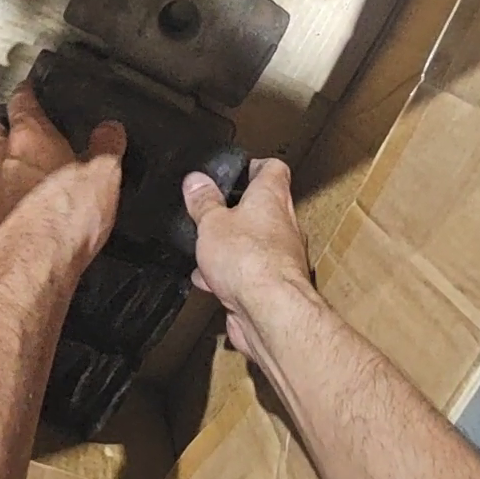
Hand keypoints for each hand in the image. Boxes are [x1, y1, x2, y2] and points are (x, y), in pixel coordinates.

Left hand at [0, 83, 124, 286]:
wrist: (32, 269)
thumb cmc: (62, 221)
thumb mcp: (104, 176)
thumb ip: (107, 147)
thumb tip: (110, 130)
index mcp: (30, 138)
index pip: (22, 101)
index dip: (26, 92)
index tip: (29, 90)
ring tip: (0, 159)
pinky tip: (2, 203)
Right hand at [181, 159, 319, 363]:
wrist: (268, 311)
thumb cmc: (250, 260)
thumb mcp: (211, 222)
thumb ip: (203, 202)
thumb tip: (196, 181)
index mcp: (271, 197)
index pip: (273, 169)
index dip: (255, 167)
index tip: (239, 170)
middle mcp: (283, 225)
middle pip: (265, 208)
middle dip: (237, 212)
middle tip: (217, 211)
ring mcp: (281, 257)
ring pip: (256, 244)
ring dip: (232, 247)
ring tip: (208, 250)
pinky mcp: (273, 286)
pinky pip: (250, 274)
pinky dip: (232, 276)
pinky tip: (211, 282)